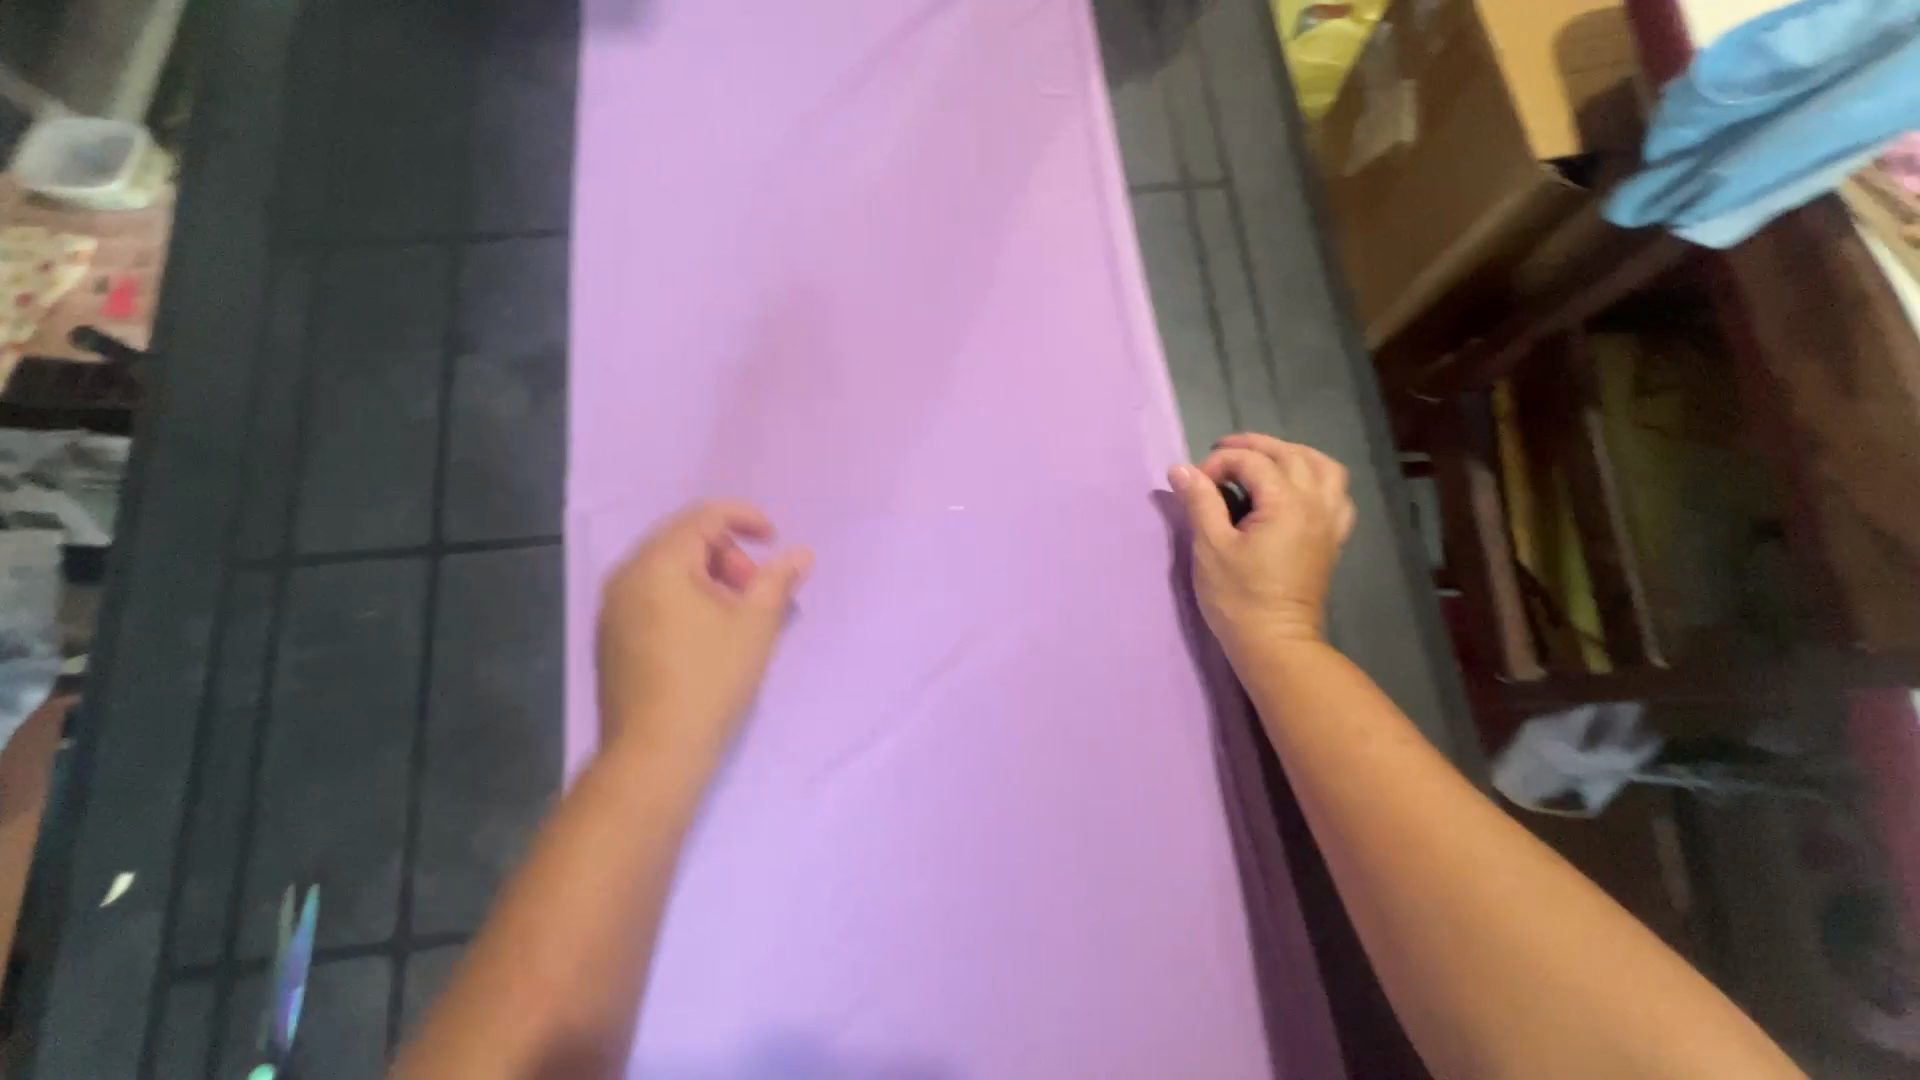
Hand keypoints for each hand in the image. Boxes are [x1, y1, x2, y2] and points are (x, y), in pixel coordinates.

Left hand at [596, 500, 812, 766]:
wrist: (654, 750)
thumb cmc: (711, 679)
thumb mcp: (756, 624)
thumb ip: (779, 580)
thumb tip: (800, 554)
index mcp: (659, 562)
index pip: (704, 516)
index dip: (746, 518)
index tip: (775, 540)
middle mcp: (627, 575)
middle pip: (683, 539)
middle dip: (728, 553)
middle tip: (756, 589)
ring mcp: (613, 607)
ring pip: (666, 569)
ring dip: (707, 577)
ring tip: (736, 614)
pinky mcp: (611, 636)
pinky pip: (651, 595)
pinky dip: (683, 597)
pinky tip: (705, 635)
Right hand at [1168, 434, 1354, 661]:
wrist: (1275, 642)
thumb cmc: (1237, 597)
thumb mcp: (1210, 546)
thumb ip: (1199, 501)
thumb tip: (1181, 469)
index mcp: (1286, 503)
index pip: (1251, 462)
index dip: (1218, 463)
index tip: (1194, 484)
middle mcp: (1316, 504)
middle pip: (1290, 454)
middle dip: (1254, 447)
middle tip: (1221, 452)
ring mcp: (1330, 521)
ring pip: (1323, 467)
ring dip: (1293, 455)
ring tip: (1265, 461)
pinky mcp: (1332, 539)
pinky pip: (1337, 494)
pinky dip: (1317, 480)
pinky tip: (1297, 489)